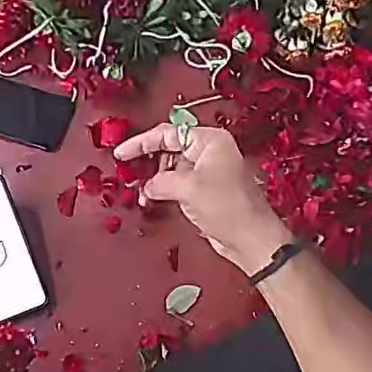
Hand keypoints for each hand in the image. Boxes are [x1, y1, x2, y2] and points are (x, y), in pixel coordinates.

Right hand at [115, 124, 293, 275]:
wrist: (250, 238)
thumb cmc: (226, 206)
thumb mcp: (187, 188)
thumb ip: (160, 182)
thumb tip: (147, 187)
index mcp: (210, 140)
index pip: (169, 133)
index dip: (142, 142)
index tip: (121, 153)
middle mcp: (209, 150)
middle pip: (170, 148)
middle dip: (149, 161)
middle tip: (128, 172)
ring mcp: (208, 170)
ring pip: (172, 167)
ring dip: (155, 179)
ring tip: (141, 191)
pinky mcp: (206, 189)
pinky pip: (179, 182)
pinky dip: (164, 189)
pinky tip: (151, 198)